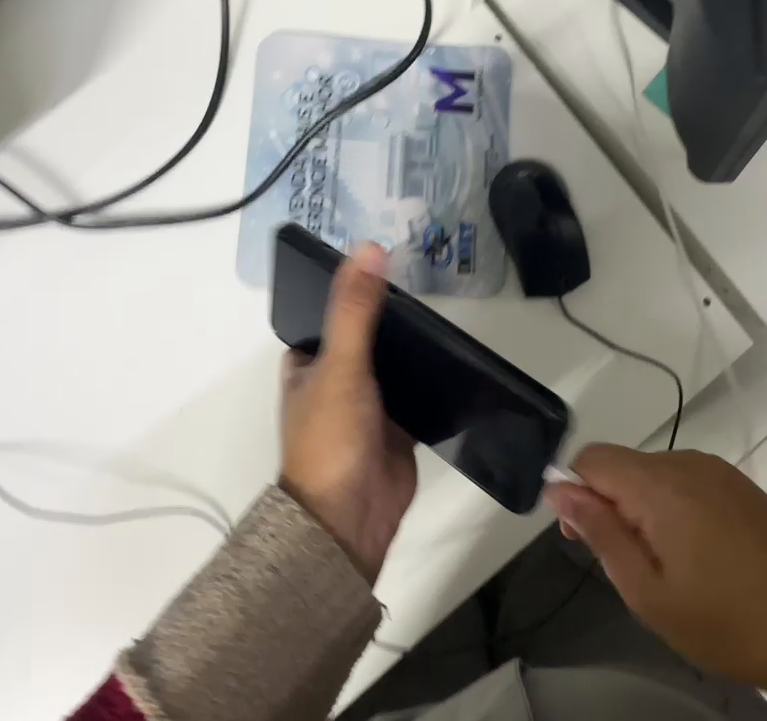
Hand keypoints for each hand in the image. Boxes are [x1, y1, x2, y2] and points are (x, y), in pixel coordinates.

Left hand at [280, 244, 416, 582]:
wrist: (351, 519)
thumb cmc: (331, 438)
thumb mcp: (340, 364)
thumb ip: (355, 309)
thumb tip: (370, 247)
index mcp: (308, 363)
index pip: (330, 311)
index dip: (353, 285)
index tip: (387, 253)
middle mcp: (336, 378)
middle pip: (367, 334)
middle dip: (392, 313)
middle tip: (428, 274)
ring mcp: (369, 402)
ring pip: (396, 360)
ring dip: (415, 343)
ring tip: (448, 304)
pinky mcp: (399, 424)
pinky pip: (418, 388)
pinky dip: (434, 375)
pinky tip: (458, 353)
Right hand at [544, 445, 766, 720]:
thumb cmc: (730, 622)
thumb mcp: (649, 592)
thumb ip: (600, 533)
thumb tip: (558, 488)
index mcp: (660, 485)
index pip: (591, 458)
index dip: (575, 493)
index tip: (584, 540)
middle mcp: (687, 462)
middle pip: (622, 465)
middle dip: (610, 506)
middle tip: (630, 568)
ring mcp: (717, 470)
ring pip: (652, 475)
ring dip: (642, 510)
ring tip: (668, 568)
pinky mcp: (739, 484)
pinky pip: (684, 482)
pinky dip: (673, 509)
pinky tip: (697, 555)